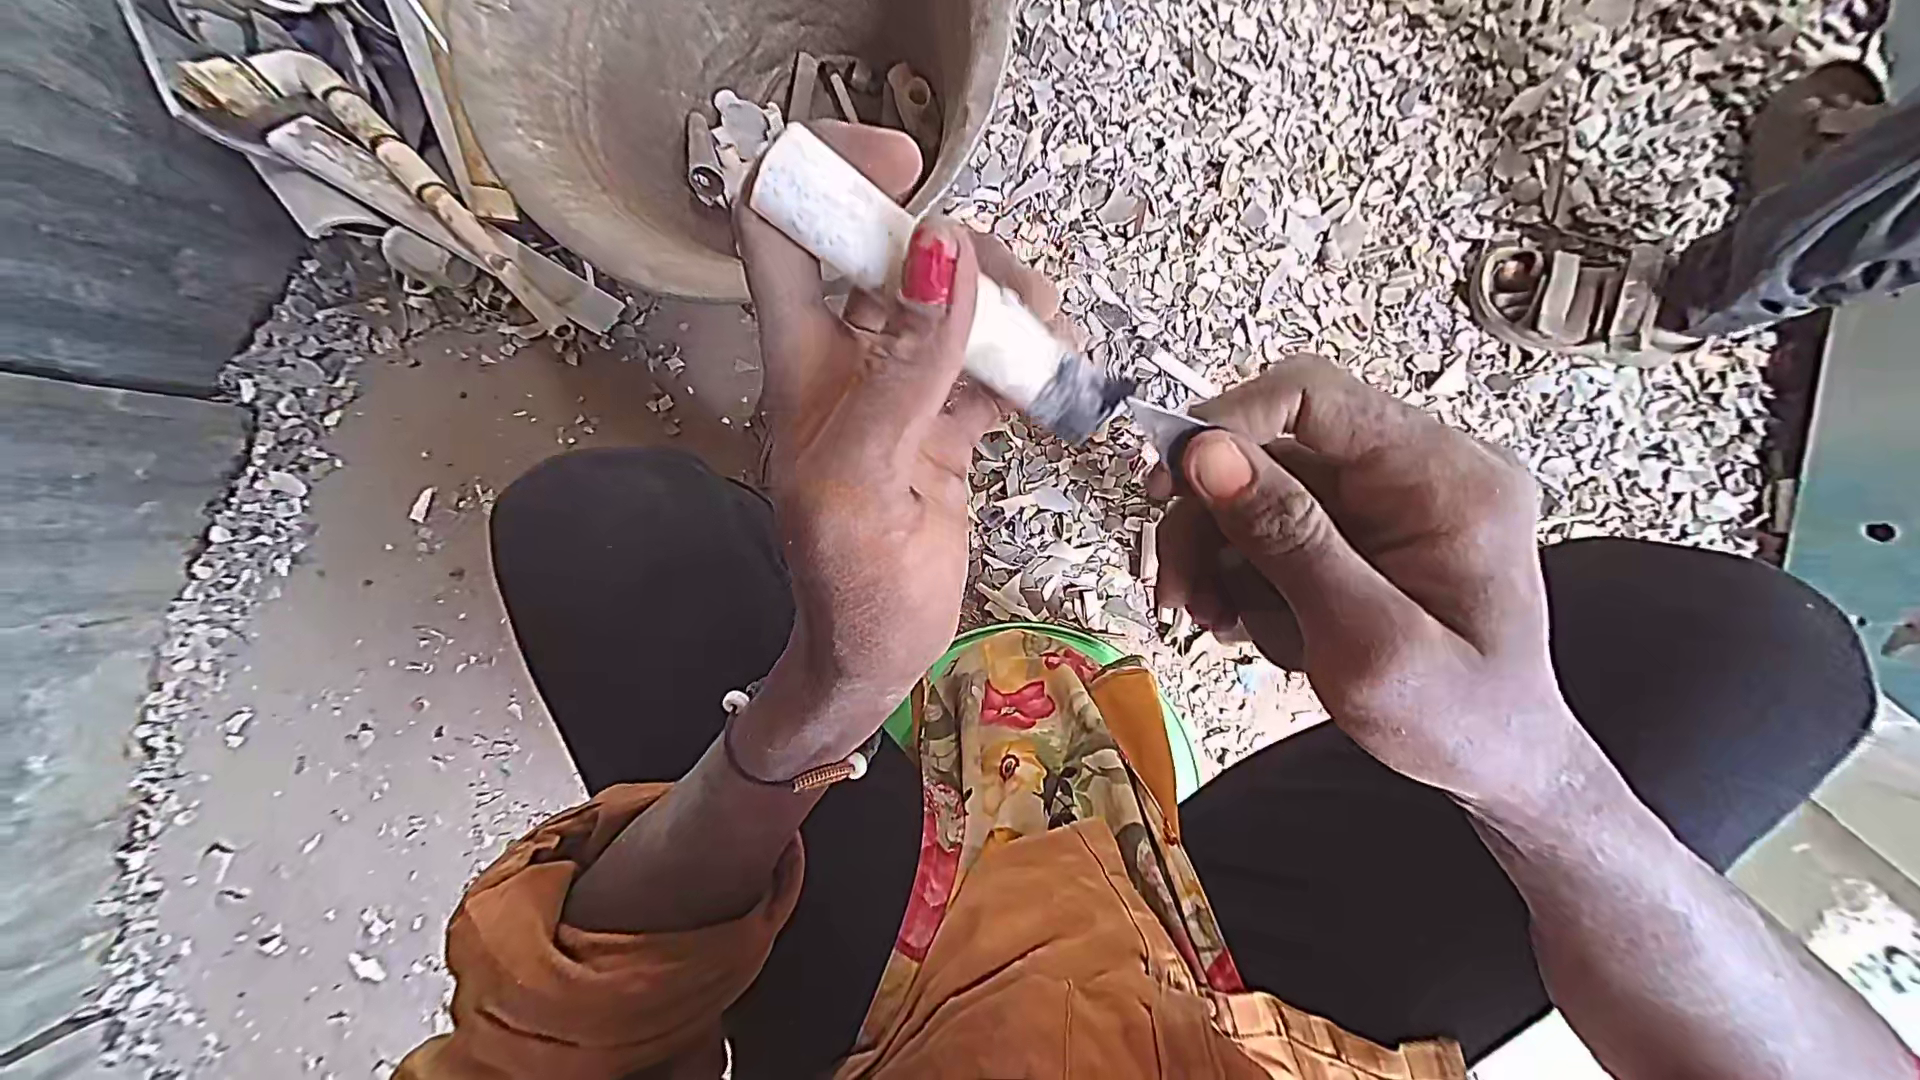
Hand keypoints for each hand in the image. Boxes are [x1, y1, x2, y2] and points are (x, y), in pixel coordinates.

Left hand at [732, 122, 1057, 772]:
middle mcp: (848, 364)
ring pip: (956, 308)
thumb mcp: (866, 478)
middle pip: (899, 255)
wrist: (878, 649)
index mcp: (802, 363)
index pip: (784, 224)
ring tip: (1053, 345)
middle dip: (965, 253)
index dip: (831, 171)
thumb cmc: (851, 586)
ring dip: (1011, 309)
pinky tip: (1054, 380)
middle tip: (1022, 299)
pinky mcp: (944, 425)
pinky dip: (1026, 363)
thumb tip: (944, 254)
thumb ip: (905, 369)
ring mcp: (902, 392)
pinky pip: (988, 367)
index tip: (907, 169)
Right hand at [1154, 355, 1581, 810]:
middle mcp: (1402, 476)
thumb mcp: (1368, 640)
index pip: (1314, 396)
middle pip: (1260, 453)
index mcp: (1442, 479)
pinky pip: (1251, 528)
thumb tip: (1207, 455)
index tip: (1170, 480)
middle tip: (1175, 583)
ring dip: (1205, 554)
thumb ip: (1291, 540)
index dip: (1227, 423)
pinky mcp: (1336, 533)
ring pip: (1242, 493)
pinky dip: (1224, 571)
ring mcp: (1366, 505)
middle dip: (1202, 519)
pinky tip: (1236, 614)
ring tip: (1207, 614)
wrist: (1484, 762)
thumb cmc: (1455, 718)